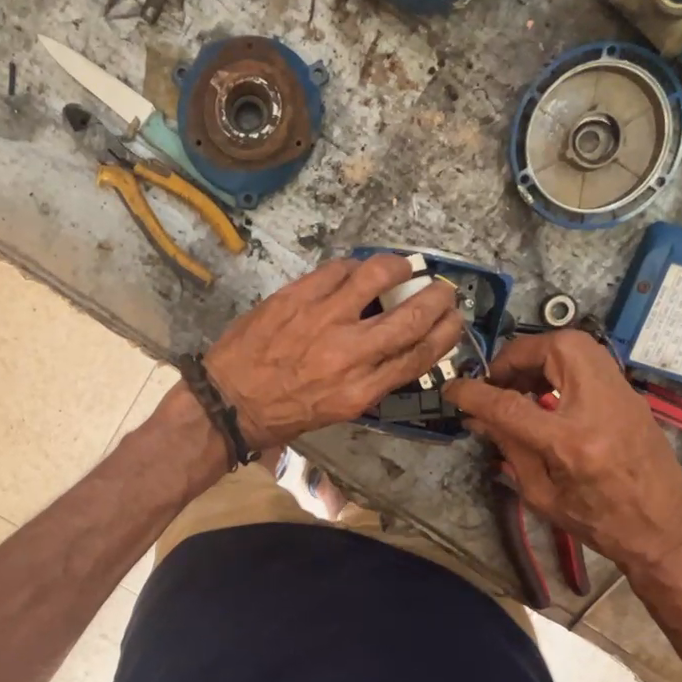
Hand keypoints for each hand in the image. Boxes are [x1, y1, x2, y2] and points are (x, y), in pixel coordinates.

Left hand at [203, 255, 464, 450]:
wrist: (227, 403)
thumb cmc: (281, 415)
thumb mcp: (336, 411)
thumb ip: (371, 381)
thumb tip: (397, 349)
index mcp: (361, 391)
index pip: (420, 355)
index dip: (446, 333)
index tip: (454, 320)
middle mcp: (350, 353)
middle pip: (412, 315)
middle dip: (438, 297)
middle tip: (442, 288)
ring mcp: (323, 319)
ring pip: (378, 276)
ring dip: (400, 267)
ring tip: (403, 267)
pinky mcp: (297, 296)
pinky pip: (338, 269)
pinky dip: (355, 266)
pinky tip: (356, 270)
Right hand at [443, 332, 681, 576]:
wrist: (666, 531)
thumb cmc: (600, 524)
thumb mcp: (542, 495)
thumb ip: (511, 449)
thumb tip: (479, 419)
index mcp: (572, 443)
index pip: (510, 405)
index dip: (474, 394)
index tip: (453, 390)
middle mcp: (600, 408)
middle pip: (556, 347)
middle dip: (518, 354)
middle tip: (499, 380)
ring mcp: (622, 396)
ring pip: (579, 344)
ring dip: (541, 354)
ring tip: (522, 384)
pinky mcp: (631, 396)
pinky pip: (592, 362)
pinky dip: (562, 365)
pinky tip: (549, 394)